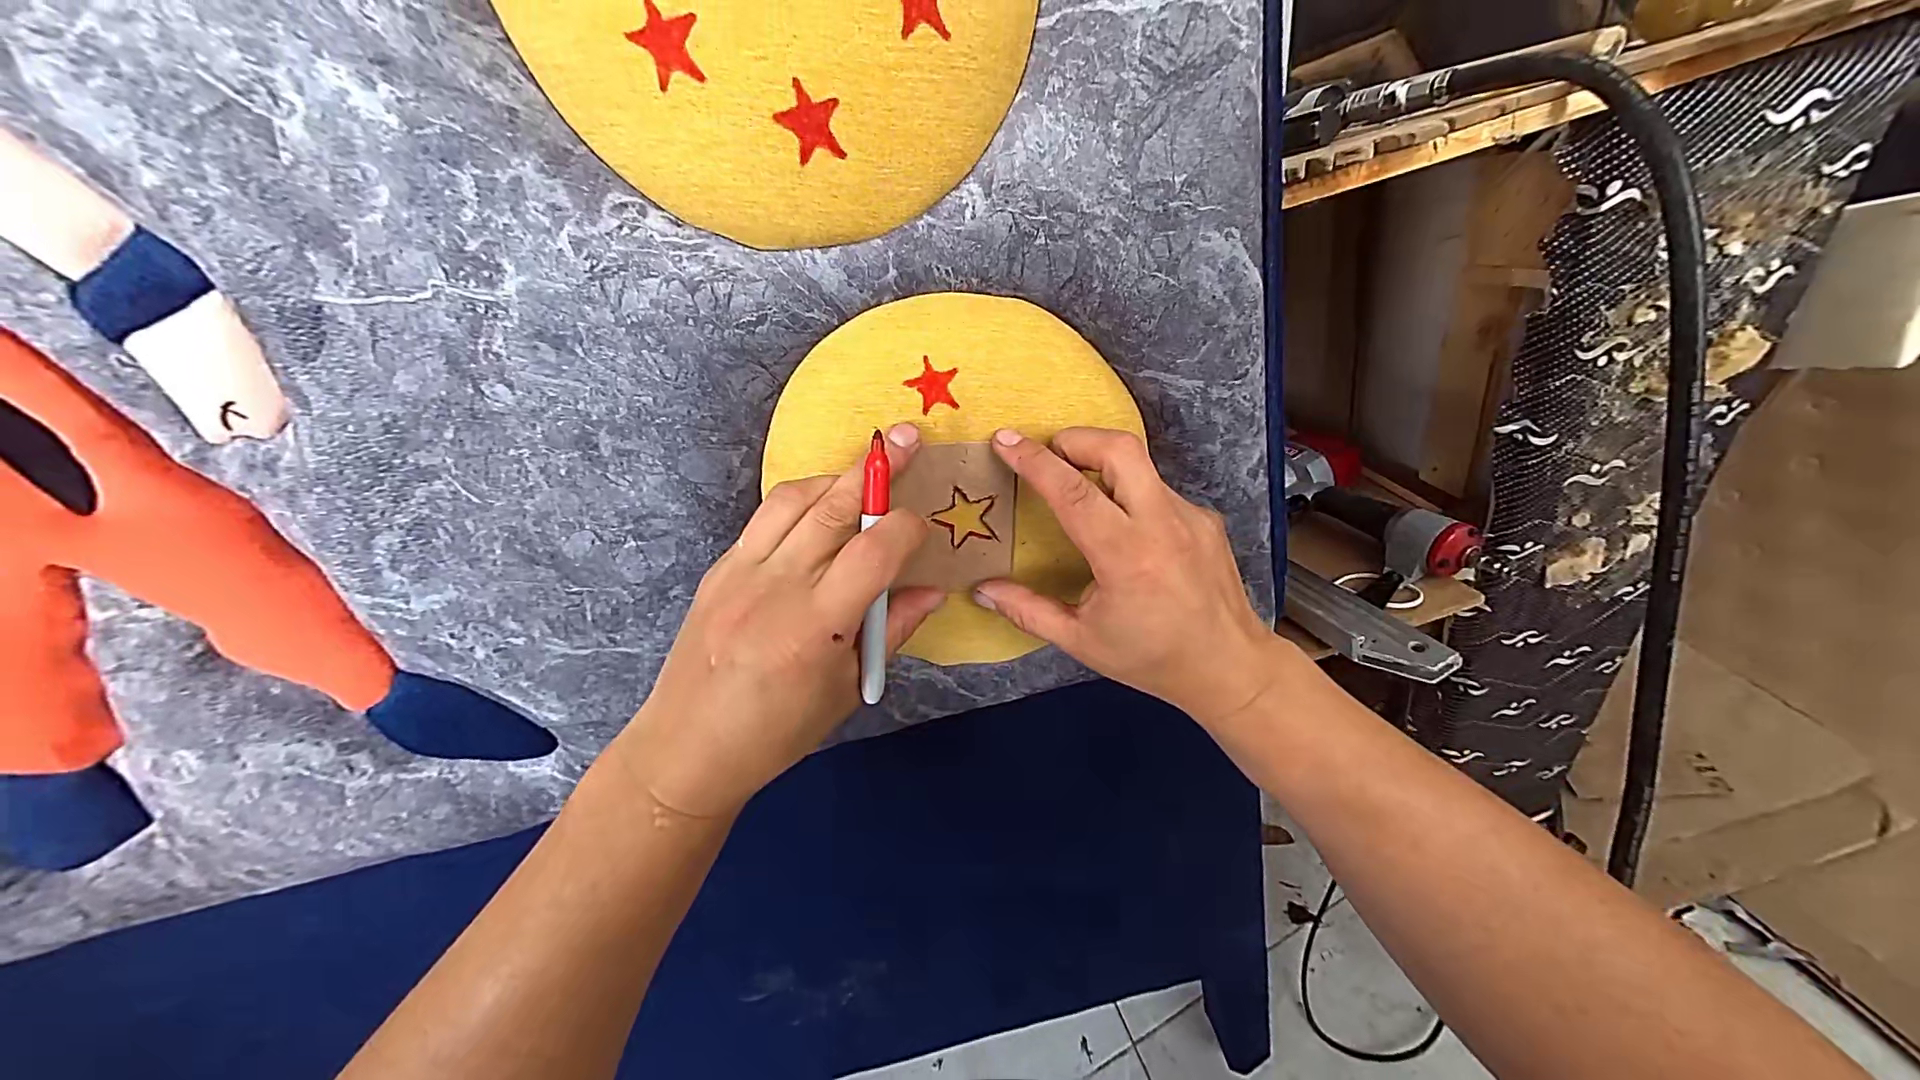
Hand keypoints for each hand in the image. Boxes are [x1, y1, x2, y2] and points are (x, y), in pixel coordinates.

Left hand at [607, 424, 945, 819]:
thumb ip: (891, 630)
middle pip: (833, 508)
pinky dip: (799, 502)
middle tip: (906, 438)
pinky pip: (764, 518)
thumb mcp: (845, 688)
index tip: (921, 525)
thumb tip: (932, 591)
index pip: (873, 552)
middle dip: (876, 469)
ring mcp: (740, 572)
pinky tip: (817, 510)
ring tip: (862, 472)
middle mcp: (776, 587)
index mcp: (816, 626)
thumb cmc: (777, 732)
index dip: (905, 528)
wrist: (686, 749)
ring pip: (794, 499)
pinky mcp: (719, 569)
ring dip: (834, 478)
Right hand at [974, 428, 1290, 727]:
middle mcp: (1163, 524)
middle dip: (1076, 438)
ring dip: (1102, 463)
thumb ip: (1028, 611)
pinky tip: (1124, 527)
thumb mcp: (1081, 641)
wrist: (1229, 667)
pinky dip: (1129, 493)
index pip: (1073, 491)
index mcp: (1126, 557)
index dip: (1033, 460)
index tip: (1005, 440)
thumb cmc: (1151, 658)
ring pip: (1140, 464)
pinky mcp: (1205, 517)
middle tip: (1049, 453)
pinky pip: (1158, 489)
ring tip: (1079, 487)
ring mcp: (1190, 516)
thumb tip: (982, 590)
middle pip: (1119, 448)